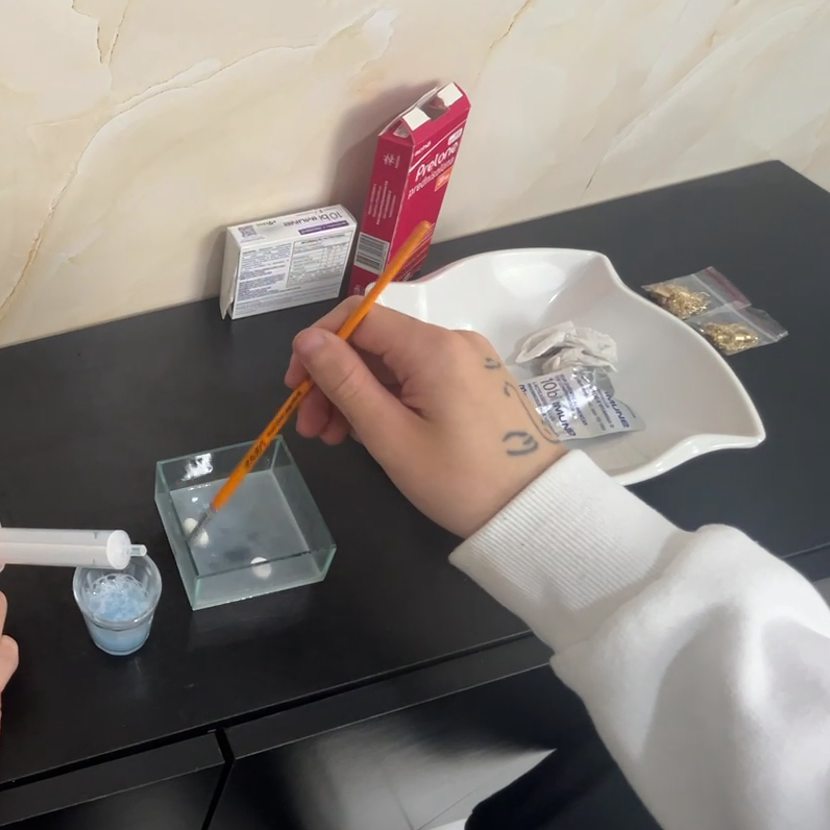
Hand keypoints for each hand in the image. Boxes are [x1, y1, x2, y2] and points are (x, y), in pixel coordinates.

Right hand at [286, 299, 565, 537]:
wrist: (534, 512)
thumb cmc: (457, 478)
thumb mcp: (388, 434)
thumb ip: (343, 380)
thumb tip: (305, 337)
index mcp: (432, 347)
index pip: (357, 316)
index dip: (317, 344)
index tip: (295, 387)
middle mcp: (450, 341)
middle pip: (369, 343)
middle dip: (330, 380)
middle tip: (309, 428)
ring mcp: (462, 360)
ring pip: (386, 363)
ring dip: (350, 395)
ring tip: (332, 438)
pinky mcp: (468, 380)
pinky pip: (409, 377)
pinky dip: (380, 400)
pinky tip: (364, 432)